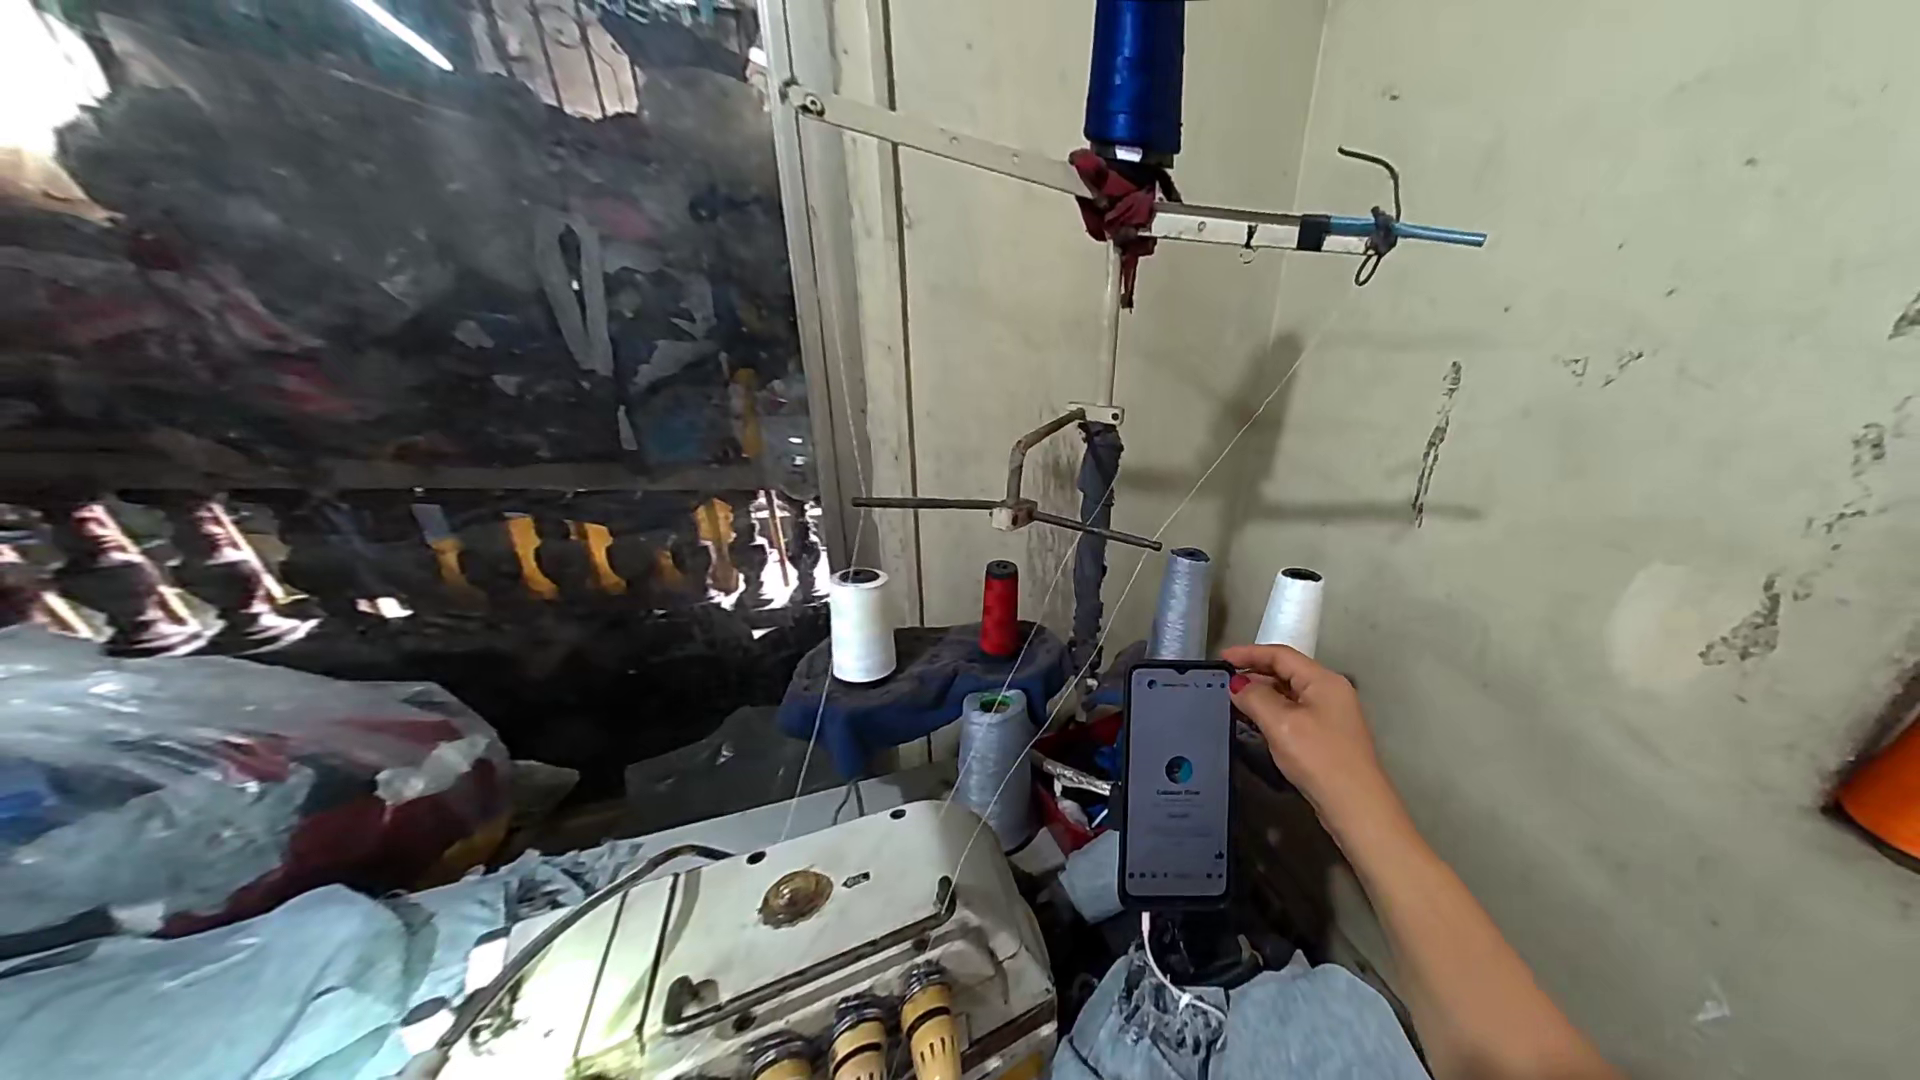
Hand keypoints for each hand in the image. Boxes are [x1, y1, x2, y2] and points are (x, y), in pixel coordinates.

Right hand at [1222, 644, 1399, 833]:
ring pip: (1288, 692)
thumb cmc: (1319, 758)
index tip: (1221, 658)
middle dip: (1253, 672)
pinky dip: (1270, 709)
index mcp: (1323, 681)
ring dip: (1260, 692)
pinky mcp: (1326, 735)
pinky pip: (1292, 710)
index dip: (1248, 653)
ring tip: (1232, 698)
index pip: (1280, 655)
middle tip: (1223, 679)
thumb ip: (1254, 697)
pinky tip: (1253, 719)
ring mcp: (1330, 714)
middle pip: (1285, 671)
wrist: (1356, 807)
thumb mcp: (1280, 723)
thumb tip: (1237, 685)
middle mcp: (1330, 692)